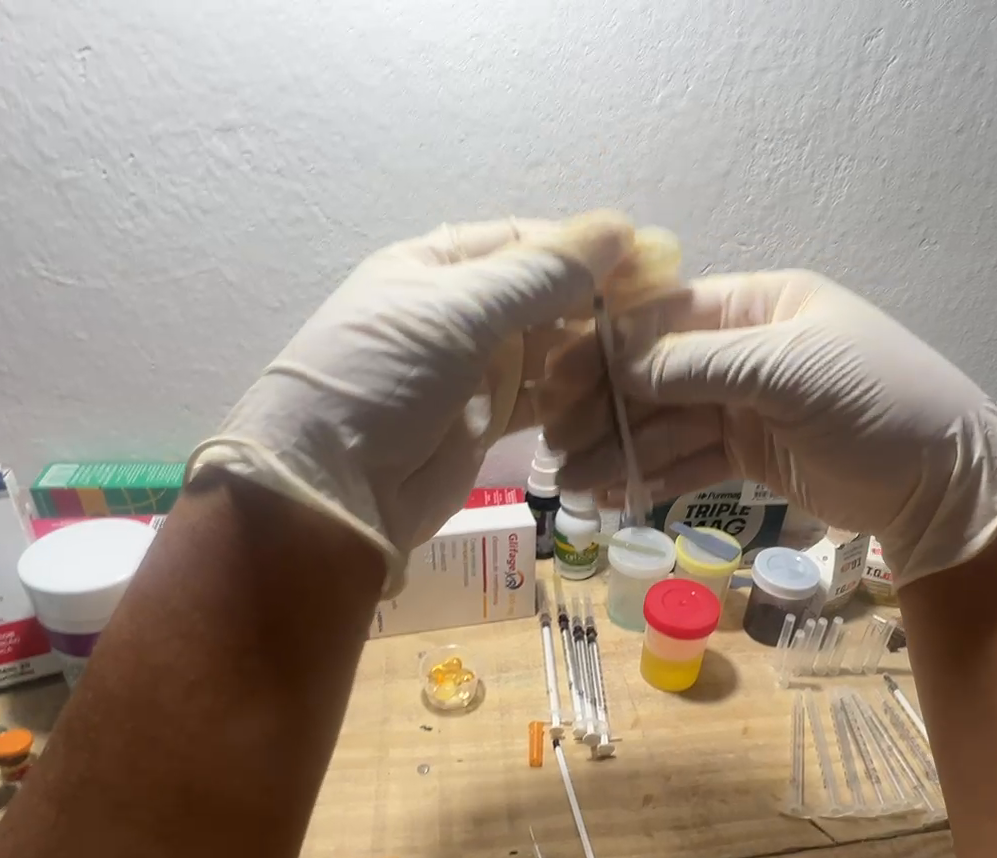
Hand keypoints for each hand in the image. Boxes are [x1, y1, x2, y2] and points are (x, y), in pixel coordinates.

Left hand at [191, 212, 634, 595]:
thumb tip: (621, 228)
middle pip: (542, 297)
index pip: (526, 243)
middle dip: (595, 305)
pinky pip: (543, 399)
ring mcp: (473, 371)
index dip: (585, 250)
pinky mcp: (487, 422)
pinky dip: (573, 397)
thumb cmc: (387, 378)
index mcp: (438, 266)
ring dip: (589, 355)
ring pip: (548, 351)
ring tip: (642, 361)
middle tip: (658, 319)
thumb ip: (542, 274)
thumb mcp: (460, 310)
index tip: (650, 262)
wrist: (338, 489)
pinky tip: (610, 397)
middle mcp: (457, 313)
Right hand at [538, 270, 996, 586]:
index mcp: (757, 306)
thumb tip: (620, 364)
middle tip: (556, 446)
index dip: (609, 349)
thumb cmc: (876, 403)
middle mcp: (745, 350)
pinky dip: (653, 478)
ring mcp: (746, 405)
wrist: (940, 482)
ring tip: (573, 484)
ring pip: (667, 424)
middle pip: (657, 375)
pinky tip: (613, 496)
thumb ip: (701, 363)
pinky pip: (689, 461)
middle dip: (606, 410)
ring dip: (620, 452)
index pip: (666, 318)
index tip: (558, 381)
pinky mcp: (750, 453)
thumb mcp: (790, 369)